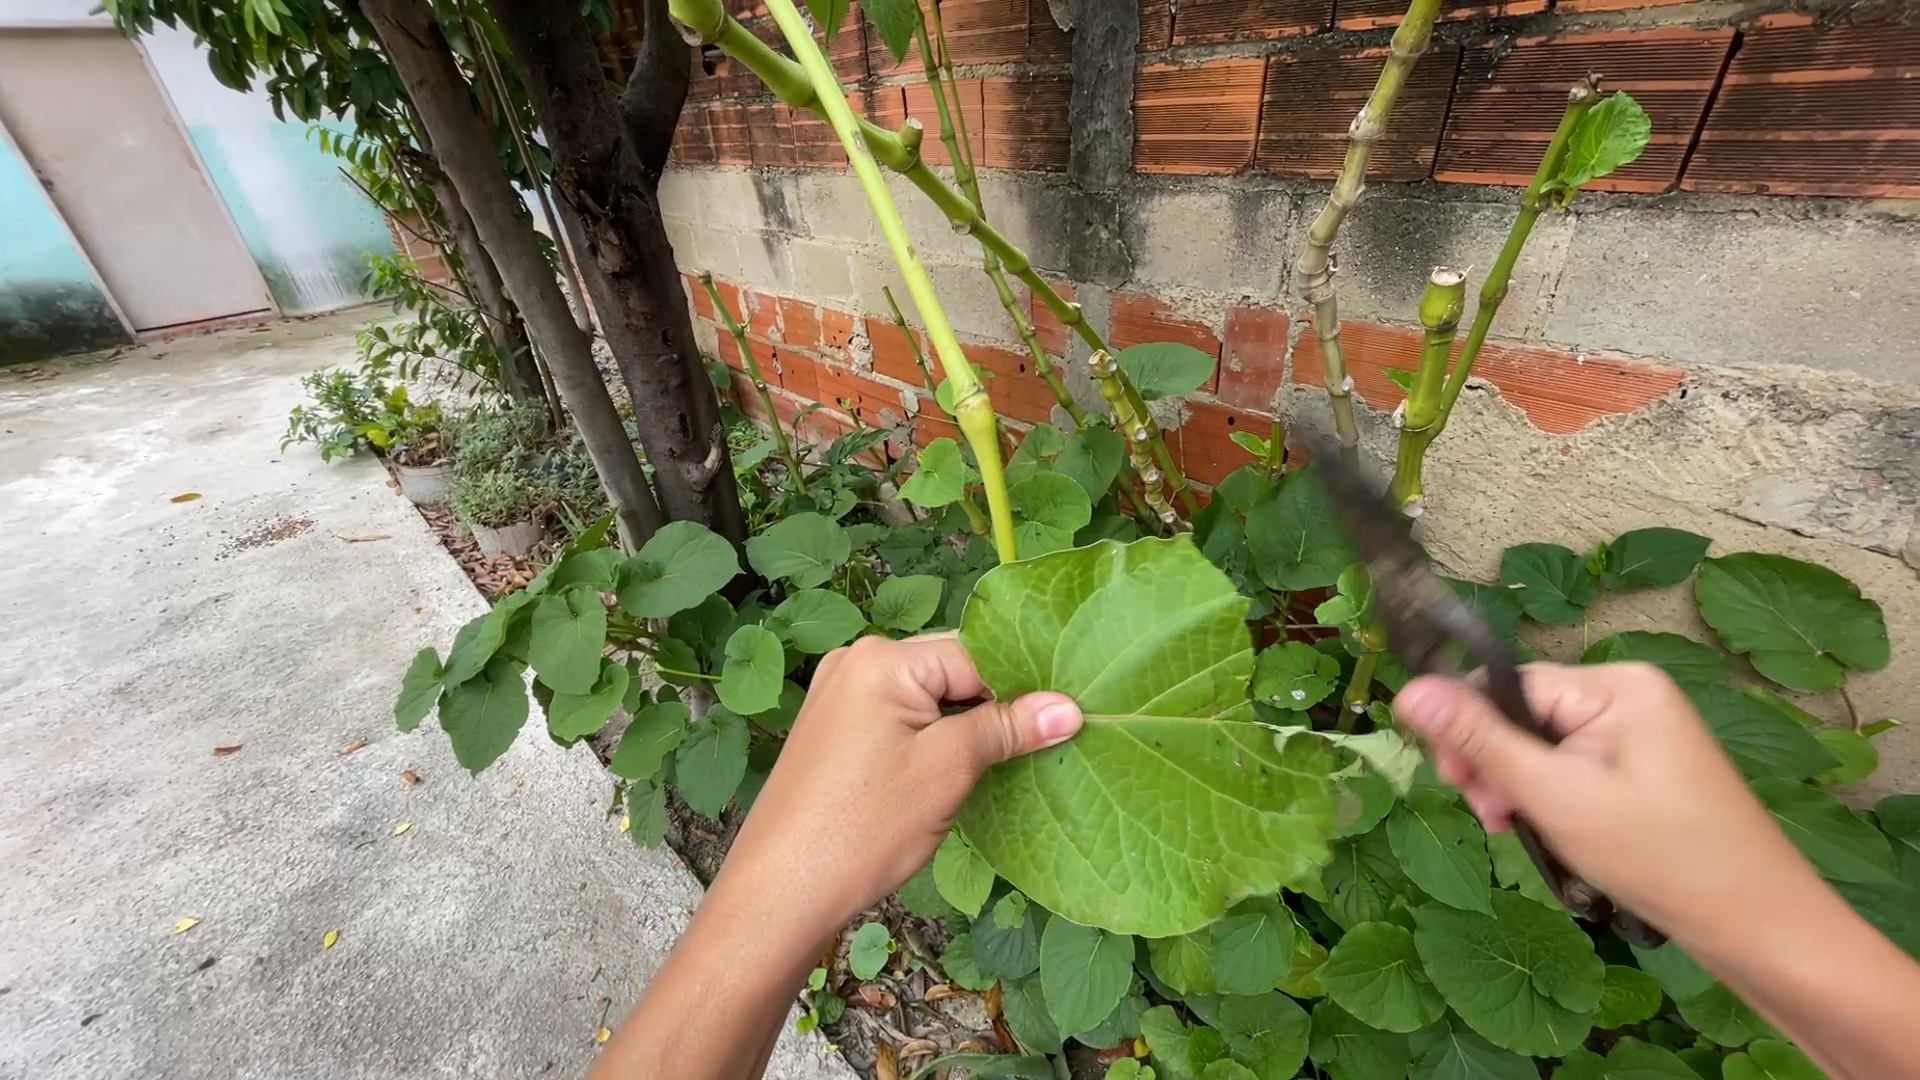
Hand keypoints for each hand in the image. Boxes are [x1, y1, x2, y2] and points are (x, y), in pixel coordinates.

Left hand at [596, 635, 1081, 1079]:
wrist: (778, 892)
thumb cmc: (864, 827)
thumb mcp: (948, 770)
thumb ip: (1008, 727)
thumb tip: (1070, 707)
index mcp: (882, 657)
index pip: (975, 654)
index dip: (1021, 686)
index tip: (1063, 717)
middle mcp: (857, 659)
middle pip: (949, 667)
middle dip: (992, 701)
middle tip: (1041, 736)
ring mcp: (840, 691)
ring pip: (926, 691)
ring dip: (963, 719)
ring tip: (1004, 753)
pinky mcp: (834, 723)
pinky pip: (898, 710)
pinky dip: (930, 731)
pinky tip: (956, 761)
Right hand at [1391, 662, 1819, 946]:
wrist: (1763, 934)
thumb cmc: (1658, 855)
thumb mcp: (1551, 792)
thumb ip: (1475, 737)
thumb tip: (1408, 690)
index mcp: (1615, 685)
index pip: (1504, 685)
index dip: (1466, 728)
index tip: (1451, 777)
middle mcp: (1624, 694)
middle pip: (1516, 712)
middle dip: (1488, 762)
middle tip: (1485, 811)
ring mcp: (1633, 728)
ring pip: (1532, 740)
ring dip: (1506, 780)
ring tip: (1504, 822)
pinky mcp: (1634, 760)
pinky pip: (1560, 759)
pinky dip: (1536, 789)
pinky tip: (1529, 819)